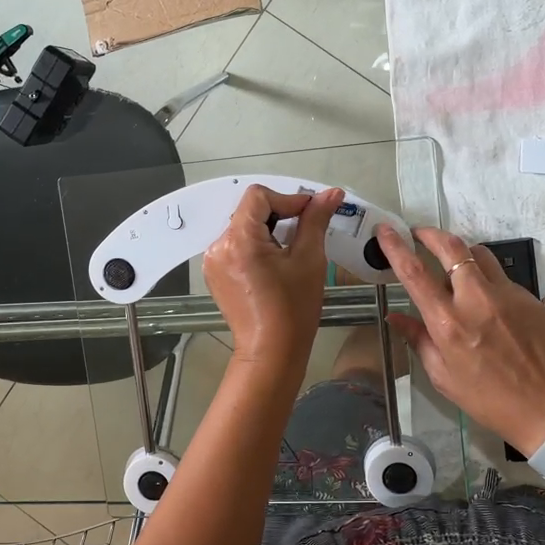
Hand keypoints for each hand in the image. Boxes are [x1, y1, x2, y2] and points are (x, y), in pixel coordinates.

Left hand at [202, 185, 344, 366]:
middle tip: (302, 231)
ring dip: (266, 230)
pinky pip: (234, 246)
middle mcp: (218, 245)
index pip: (258, 196)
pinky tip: (272, 264)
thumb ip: (315, 220)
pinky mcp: (214, 273)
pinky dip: (253, 246)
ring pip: (241, 228)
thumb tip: (331, 193)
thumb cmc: (293, 308)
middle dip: (277, 214)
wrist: (271, 351)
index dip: (287, 199)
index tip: (309, 214)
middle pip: (248, 211)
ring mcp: (213, 261)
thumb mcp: (309, 259)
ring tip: (288, 250)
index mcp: (239, 239)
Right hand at [374, 225, 544, 454]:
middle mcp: (476, 300)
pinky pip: (499, 275)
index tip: (386, 230)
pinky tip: (484, 298)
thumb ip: (419, 339)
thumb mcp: (443, 376)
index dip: (395, 247)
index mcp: (448, 323)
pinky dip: (484, 277)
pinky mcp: (528, 297)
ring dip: (459, 251)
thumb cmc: (488, 399)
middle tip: (418, 233)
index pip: (414, 272)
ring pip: (478, 253)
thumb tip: (396, 316)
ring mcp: (506, 295)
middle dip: (429, 233)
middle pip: (450, 247)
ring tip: (451, 262)